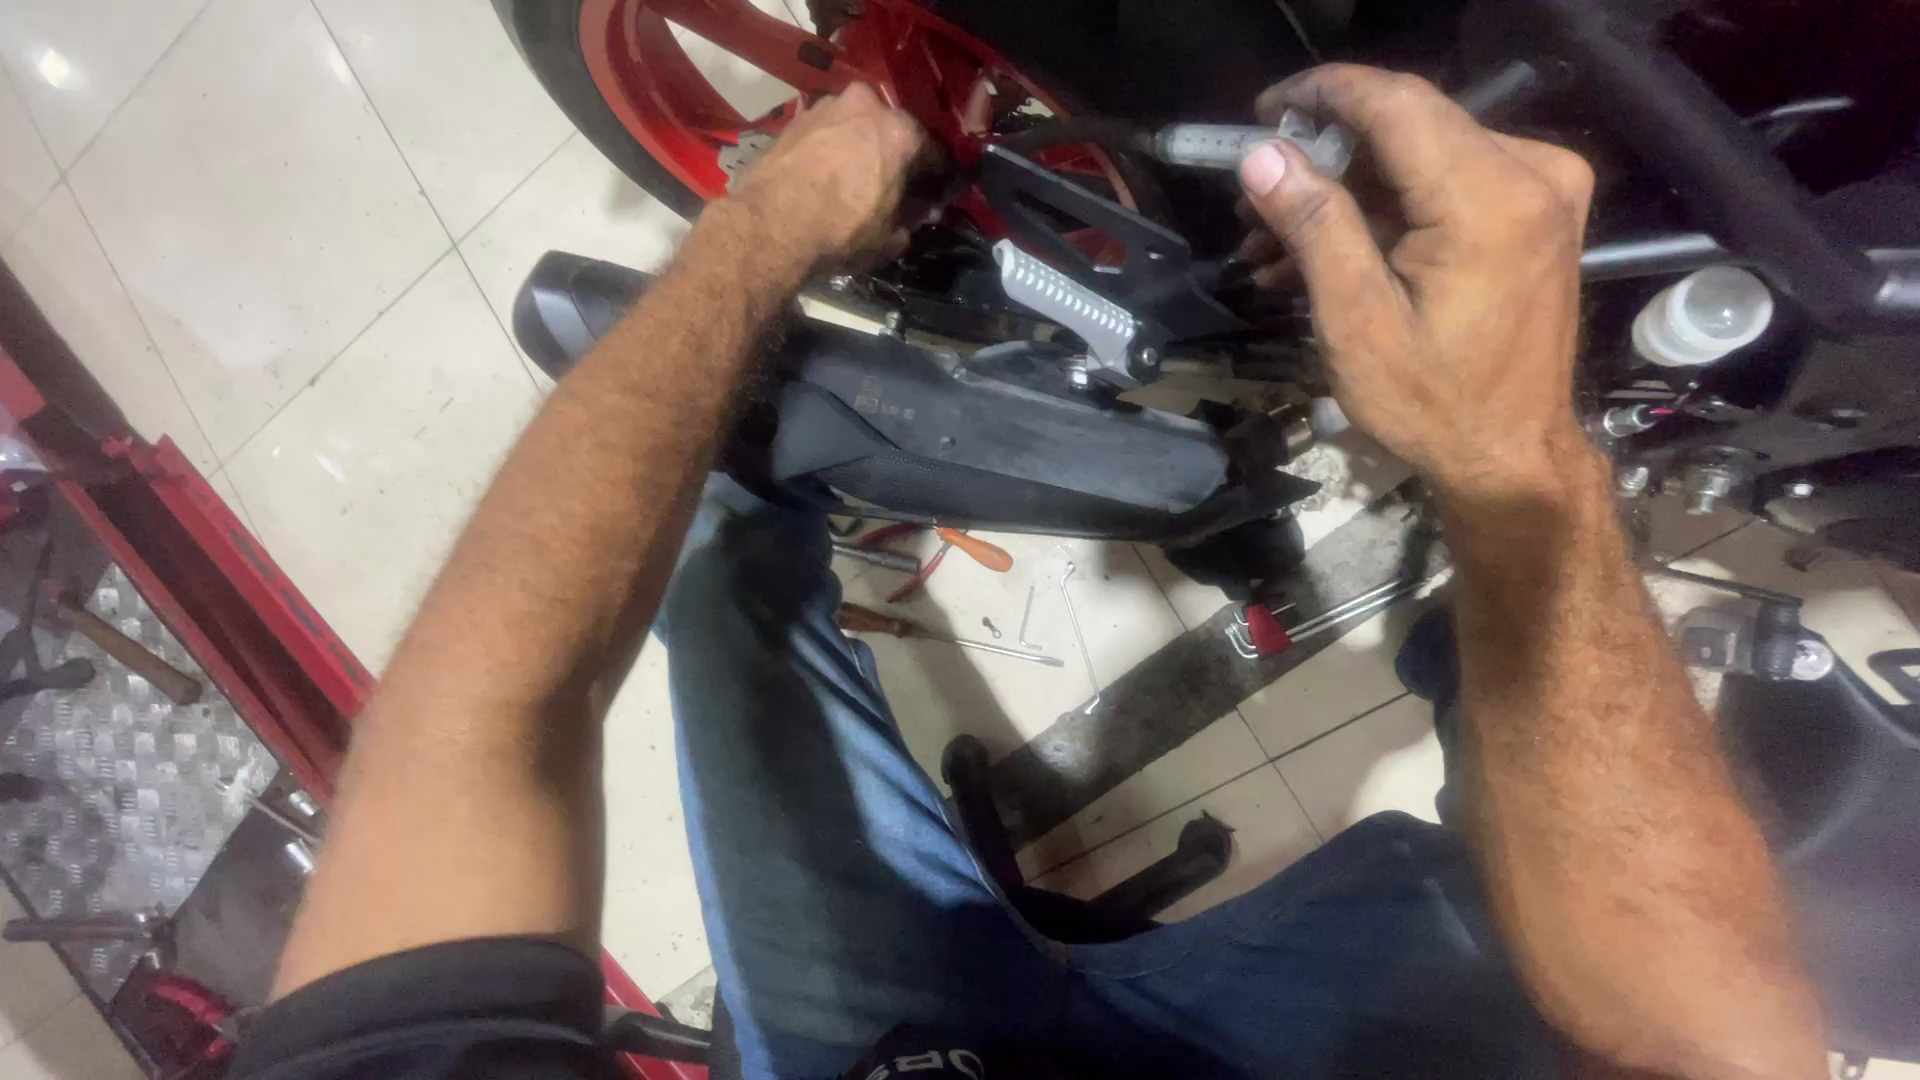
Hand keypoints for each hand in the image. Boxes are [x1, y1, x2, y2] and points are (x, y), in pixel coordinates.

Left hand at [725, 83, 924, 268]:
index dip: (935, 178)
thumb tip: (922, 213)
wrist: (772, 224)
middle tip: (891, 186)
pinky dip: (831, 150)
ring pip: (855, 127)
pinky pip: (826, 133)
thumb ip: (911, 219)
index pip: (933, 153)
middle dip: (894, 157)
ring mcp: (827, 105)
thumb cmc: (842, 231)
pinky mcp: (796, 118)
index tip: (933, 196)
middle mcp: (866, 105)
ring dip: (860, 148)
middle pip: (890, 131)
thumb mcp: (887, 237)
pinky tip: (826, 177)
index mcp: (900, 132)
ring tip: (854, 181)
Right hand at [1237, 64, 1594, 496]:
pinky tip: (1323, 257)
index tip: (1262, 112)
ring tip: (1272, 246)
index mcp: (1489, 198)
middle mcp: (1531, 172)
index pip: (1397, 105)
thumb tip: (1263, 158)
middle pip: (1406, 129)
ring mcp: (1539, 190)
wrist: (1507, 449)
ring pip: (1417, 159)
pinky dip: (1379, 215)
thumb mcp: (1356, 321)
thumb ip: (1315, 228)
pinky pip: (1441, 188)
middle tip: (1253, 205)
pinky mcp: (1531, 213)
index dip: (1323, 95)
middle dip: (1321, 161)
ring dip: (1341, 196)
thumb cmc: (1429, 401)